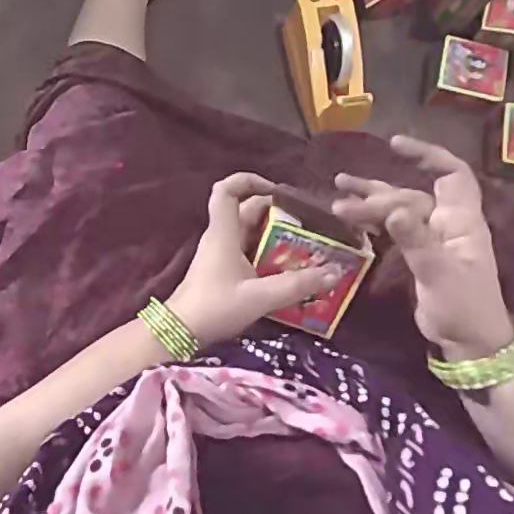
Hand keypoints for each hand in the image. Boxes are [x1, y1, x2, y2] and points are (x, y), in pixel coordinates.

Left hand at [166, 173, 342, 346]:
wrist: (180, 333)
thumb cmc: (214, 307)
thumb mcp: (259, 297)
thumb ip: (297, 285)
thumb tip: (333, 272)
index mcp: (223, 233)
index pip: (227, 190)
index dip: (249, 180)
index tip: (277, 191)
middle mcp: (221, 238)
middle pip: (247, 210)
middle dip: (276, 212)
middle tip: (306, 224)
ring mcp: (220, 255)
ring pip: (249, 233)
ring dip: (275, 236)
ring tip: (305, 247)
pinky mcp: (222, 272)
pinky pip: (248, 253)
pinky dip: (268, 255)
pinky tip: (288, 270)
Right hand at [331, 136, 513, 360]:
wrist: (471, 343)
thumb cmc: (463, 308)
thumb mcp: (439, 274)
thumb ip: (415, 240)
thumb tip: (392, 209)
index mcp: (460, 221)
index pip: (450, 174)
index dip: (426, 154)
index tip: (395, 144)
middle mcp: (446, 223)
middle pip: (410, 195)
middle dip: (376, 191)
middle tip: (340, 191)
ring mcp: (432, 240)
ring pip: (398, 212)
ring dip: (369, 204)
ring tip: (337, 198)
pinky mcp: (420, 256)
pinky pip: (394, 230)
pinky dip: (374, 223)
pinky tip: (353, 220)